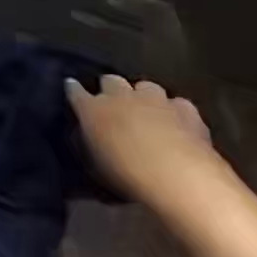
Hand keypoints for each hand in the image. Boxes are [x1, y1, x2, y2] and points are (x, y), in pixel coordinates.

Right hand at [66, 74, 216, 201]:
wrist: (177, 175)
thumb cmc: (126, 176)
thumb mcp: (95, 165)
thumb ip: (88, 143)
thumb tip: (85, 134)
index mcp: (93, 109)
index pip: (75, 90)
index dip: (73, 89)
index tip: (71, 87)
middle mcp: (120, 95)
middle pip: (110, 80)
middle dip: (110, 89)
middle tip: (113, 106)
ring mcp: (154, 98)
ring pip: (145, 87)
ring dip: (144, 97)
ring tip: (148, 114)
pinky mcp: (184, 108)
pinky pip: (177, 104)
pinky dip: (175, 112)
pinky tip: (179, 125)